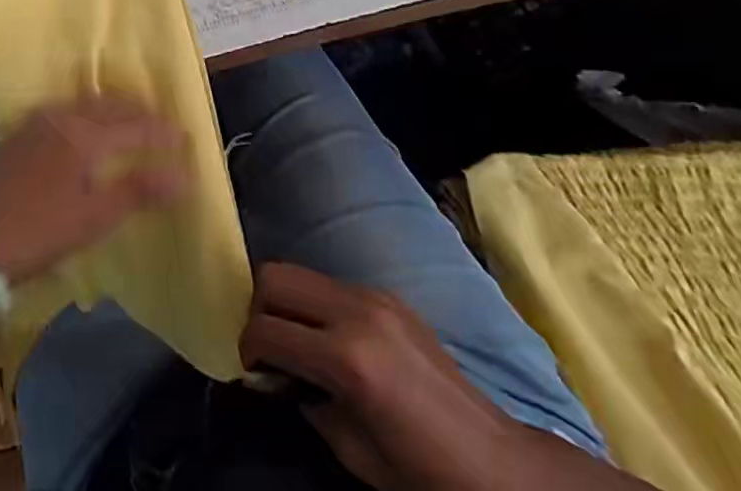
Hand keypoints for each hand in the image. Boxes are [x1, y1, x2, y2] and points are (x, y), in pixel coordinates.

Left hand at [0, 97, 186, 282]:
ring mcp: (36, 124)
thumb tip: (183, 177)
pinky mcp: (18, 136)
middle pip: (109, 107)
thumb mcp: (93, 217)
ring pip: (84, 106)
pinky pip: (64, 113)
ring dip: (111, 111)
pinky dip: (86, 116)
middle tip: (160, 124)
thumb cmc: (37, 230)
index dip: (161, 133)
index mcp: (84, 135)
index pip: (134, 128)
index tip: (185, 137)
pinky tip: (85, 131)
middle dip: (138, 114)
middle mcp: (62, 119)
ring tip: (128, 123)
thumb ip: (138, 192)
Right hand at [240, 263, 519, 490]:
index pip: (266, 328)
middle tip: (268, 346)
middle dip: (258, 309)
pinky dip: (315, 304)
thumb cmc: (420, 469)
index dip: (247, 349)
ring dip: (286, 301)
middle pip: (275, 276)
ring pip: (300, 272)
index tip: (254, 370)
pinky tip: (329, 338)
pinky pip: (331, 285)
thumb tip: (277, 376)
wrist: (493, 460)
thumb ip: (305, 401)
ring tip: (296, 340)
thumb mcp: (350, 449)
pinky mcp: (388, 296)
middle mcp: (356, 312)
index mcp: (346, 357)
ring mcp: (375, 297)